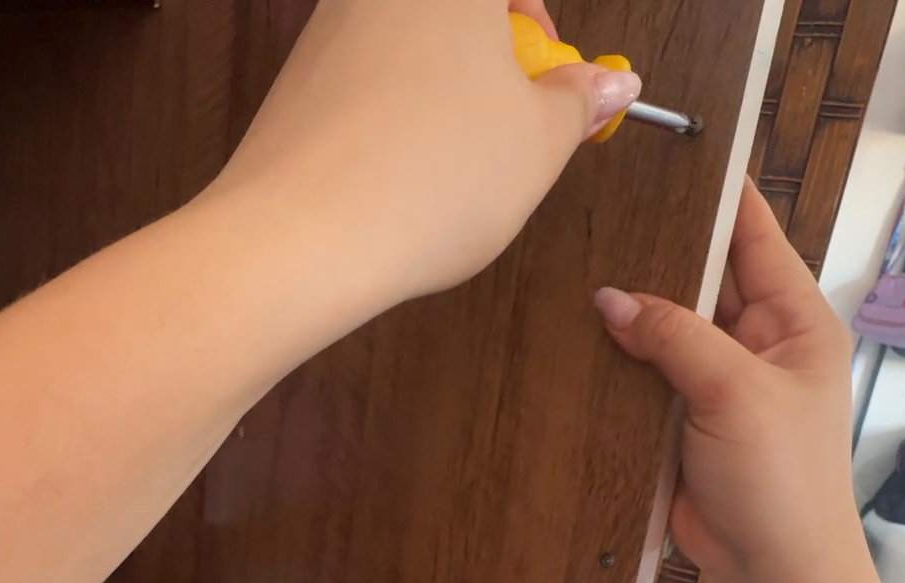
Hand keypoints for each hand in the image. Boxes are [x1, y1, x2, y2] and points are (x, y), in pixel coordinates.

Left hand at [207, 0, 642, 302]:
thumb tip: (611, 83)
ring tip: (446, 164)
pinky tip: (393, 178)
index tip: (542, 70)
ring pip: (405, 48)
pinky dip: (391, 117)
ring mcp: (326, 28)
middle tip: (501, 122)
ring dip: (440, 90)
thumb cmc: (440, 179)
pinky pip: (361, 83)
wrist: (304, 238)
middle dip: (487, 57)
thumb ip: (576, 104)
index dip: (532, 26)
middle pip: (453, 15)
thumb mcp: (536, 147)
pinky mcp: (293, 82)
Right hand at [594, 185, 859, 582]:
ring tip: (574, 274)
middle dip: (656, 259)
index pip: (754, 240)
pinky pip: (646, 378)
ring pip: (666, 333)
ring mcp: (713, 384)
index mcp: (791, 321)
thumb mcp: (734, 390)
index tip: (673, 162)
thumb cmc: (778, 473)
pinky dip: (618, 363)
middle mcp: (753, 344)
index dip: (720, 200)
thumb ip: (674, 336)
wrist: (768, 563)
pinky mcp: (679, 420)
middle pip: (702, 284)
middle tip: (597, 223)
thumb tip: (608, 298)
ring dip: (630, 315)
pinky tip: (578, 341)